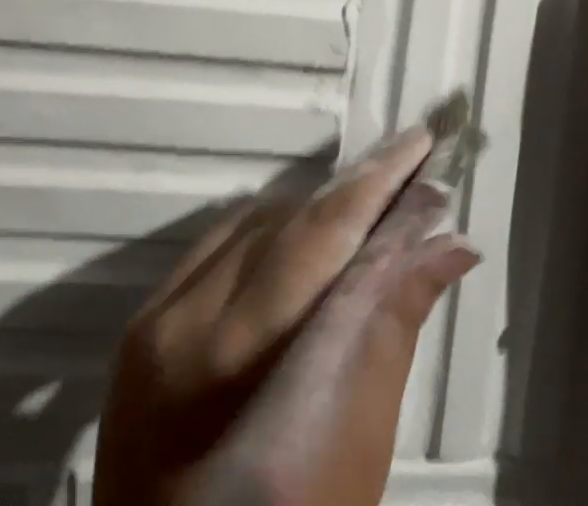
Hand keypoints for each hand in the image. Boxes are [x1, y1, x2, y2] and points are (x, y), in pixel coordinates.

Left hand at [94, 128, 479, 505]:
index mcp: (240, 354)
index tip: (422, 143)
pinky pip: (211, 249)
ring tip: (369, 197)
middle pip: (283, 221)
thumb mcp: (353, 443)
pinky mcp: (139, 329)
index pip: (323, 234)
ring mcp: (153, 323)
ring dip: (311, 207)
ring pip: (245, 225)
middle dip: (353, 187)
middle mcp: (184, 321)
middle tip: (409, 162)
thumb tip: (448, 245)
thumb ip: (392, 327)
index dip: (378, 184)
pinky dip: (265, 231)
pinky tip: (304, 232)